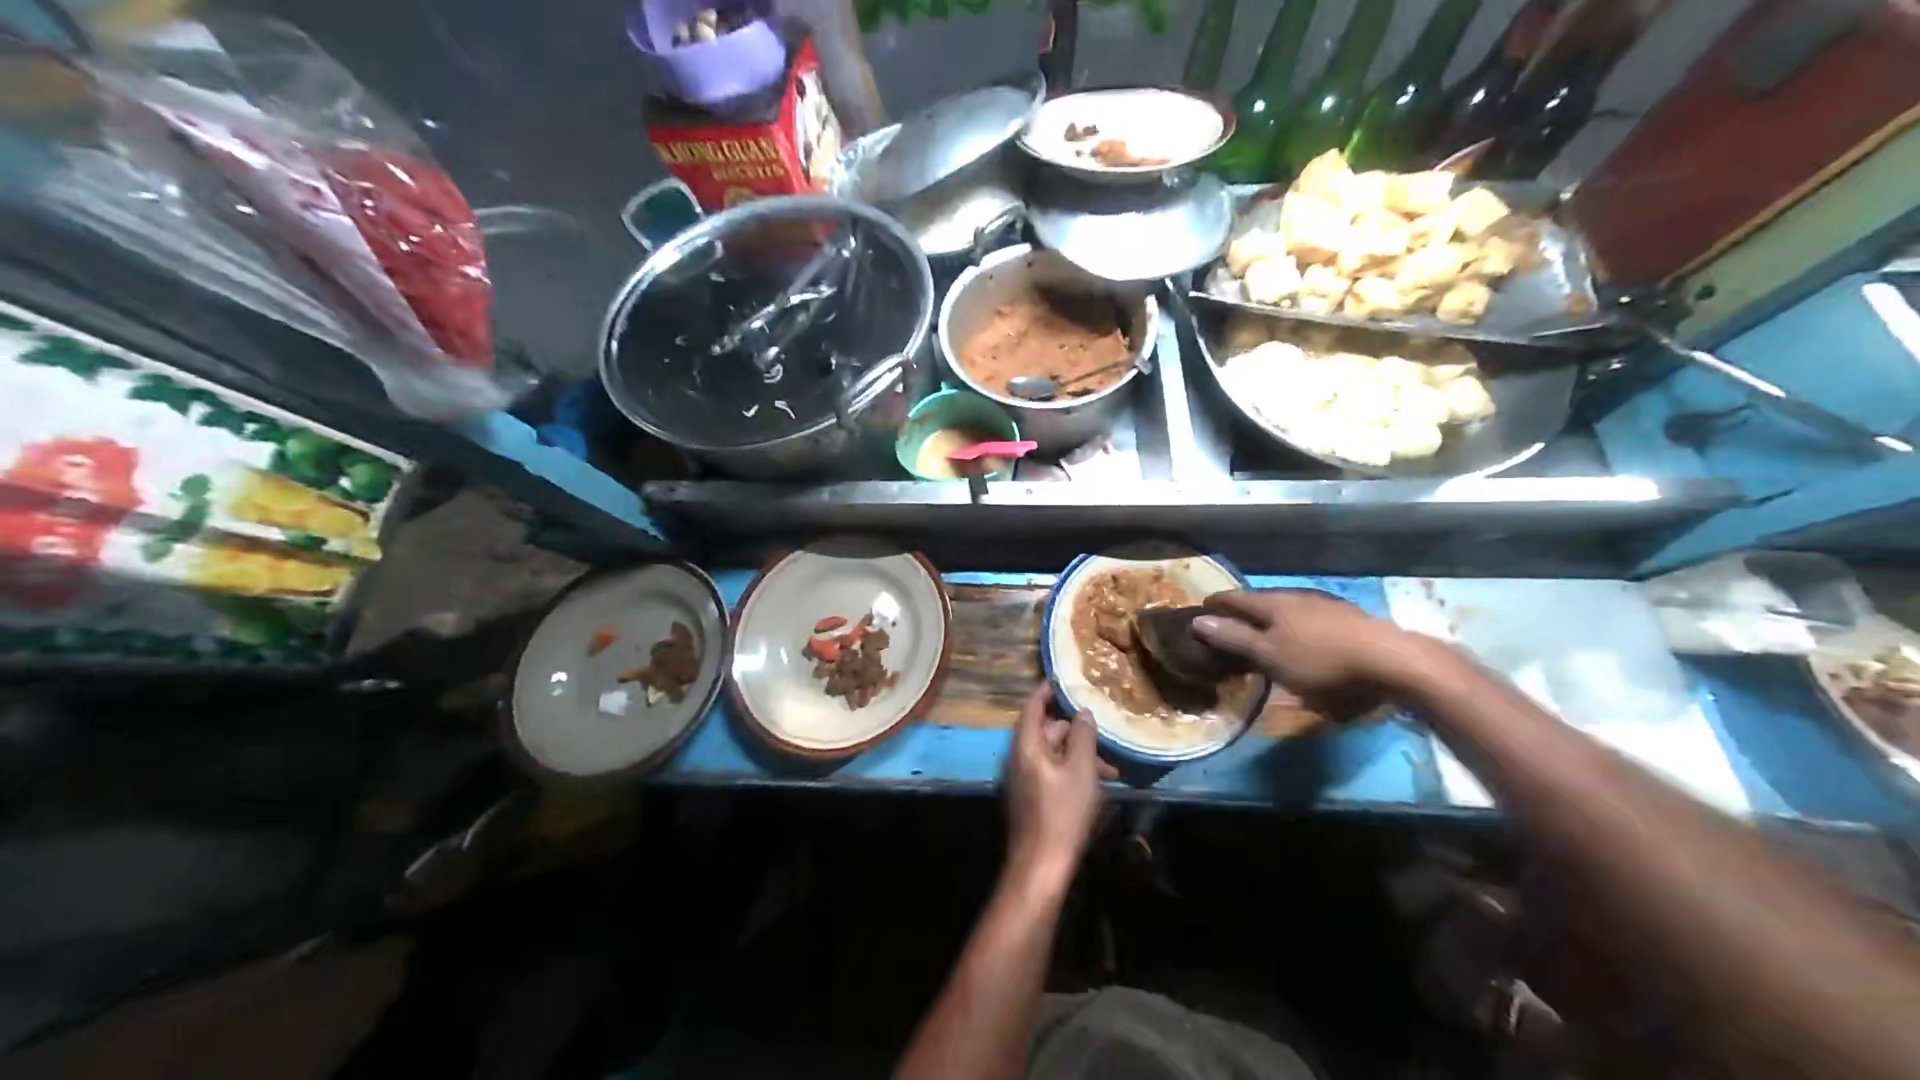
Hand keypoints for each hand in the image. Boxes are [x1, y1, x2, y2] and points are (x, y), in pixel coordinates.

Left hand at [1003, 684, 1108, 889]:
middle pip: (1046, 731)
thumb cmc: (1063, 813)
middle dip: (1076, 732)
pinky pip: (1051, 773)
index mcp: (1026, 746)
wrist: (1041, 866)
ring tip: (1110, 771)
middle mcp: (1019, 758)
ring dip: (1079, 756)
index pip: (1034, 706)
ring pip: (1053, 755)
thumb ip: (1083, 737)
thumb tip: (1082, 712)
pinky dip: (1071, 772)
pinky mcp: (1029, 798)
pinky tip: (1096, 788)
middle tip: (1104, 736)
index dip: (1047, 690)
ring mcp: (1022, 779)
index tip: (1062, 678)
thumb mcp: (1082, 770)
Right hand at [1190, 588, 1413, 694]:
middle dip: (1244, 610)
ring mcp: (1324, 605)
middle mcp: (1295, 597)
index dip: (1216, 602)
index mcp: (1272, 604)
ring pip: (1288, 607)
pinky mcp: (1348, 619)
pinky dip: (1296, 626)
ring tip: (1265, 631)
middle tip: (1230, 622)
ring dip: (1272, 617)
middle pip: (1261, 600)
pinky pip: (1310, 618)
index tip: (1202, 607)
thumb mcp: (1269, 655)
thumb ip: (1234, 638)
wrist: (1390, 660)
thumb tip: (1197, 620)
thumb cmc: (1320, 660)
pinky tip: (1303, 638)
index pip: (1235, 597)